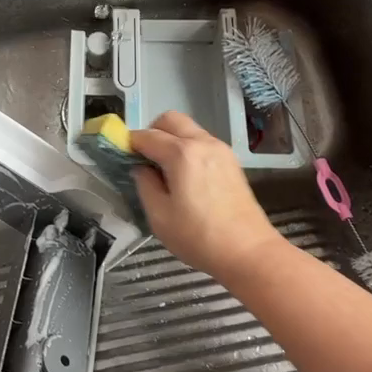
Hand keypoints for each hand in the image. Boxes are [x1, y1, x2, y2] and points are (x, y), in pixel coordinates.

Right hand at [131, 111, 284, 280]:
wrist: (249, 251)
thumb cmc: (199, 237)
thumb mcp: (159, 217)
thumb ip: (145, 185)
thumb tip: (141, 168)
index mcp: (182, 154)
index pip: (147, 136)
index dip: (130, 144)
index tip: (122, 157)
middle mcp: (202, 143)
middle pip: (170, 120)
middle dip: (152, 132)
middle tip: (145, 159)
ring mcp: (220, 150)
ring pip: (188, 129)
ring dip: (172, 140)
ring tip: (166, 171)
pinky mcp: (231, 161)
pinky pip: (202, 142)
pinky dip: (188, 148)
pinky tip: (186, 176)